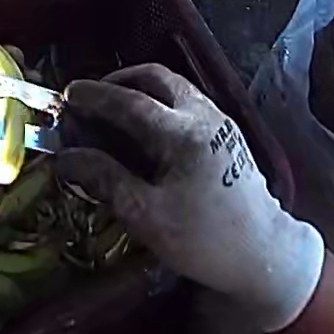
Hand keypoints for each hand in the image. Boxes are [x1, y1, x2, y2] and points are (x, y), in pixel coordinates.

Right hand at [54, 64, 324, 331]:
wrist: (268, 256)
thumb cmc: (205, 240)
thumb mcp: (147, 216)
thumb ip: (105, 179)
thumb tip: (65, 158)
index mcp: (183, 135)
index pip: (130, 102)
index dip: (95, 96)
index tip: (68, 94)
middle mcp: (202, 115)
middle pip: (155, 76)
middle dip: (119, 79)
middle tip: (92, 95)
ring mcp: (218, 119)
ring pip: (173, 84)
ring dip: (140, 85)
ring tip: (114, 104)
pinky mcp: (225, 130)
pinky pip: (185, 97)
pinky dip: (158, 97)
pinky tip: (145, 121)